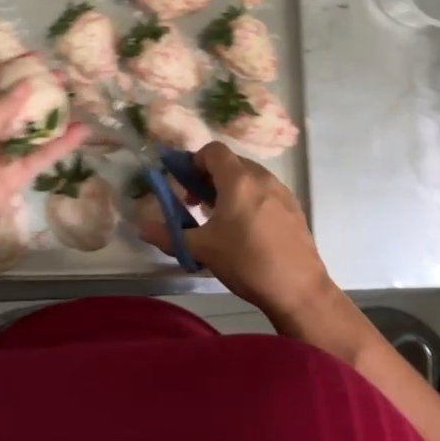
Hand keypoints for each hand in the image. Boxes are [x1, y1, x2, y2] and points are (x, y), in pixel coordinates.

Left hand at [0, 60, 87, 269]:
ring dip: (50, 115)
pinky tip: (81, 132)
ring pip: (28, 130)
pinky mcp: (13, 177)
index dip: (8, 71)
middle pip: (11, 106)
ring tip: (76, 97)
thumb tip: (23, 84)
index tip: (34, 58)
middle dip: (34, 90)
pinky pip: (38, 156)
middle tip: (62, 76)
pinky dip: (59, 145)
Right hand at [135, 142, 334, 319]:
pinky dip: (250, 200)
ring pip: (249, 177)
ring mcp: (282, 192)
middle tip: (197, 205)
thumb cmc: (246, 262)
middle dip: (210, 177)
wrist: (299, 290)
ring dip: (230, 189)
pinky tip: (246, 231)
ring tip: (220, 220)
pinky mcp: (294, 209)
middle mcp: (262, 178)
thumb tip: (140, 228)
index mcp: (238, 180)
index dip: (194, 162)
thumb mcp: (203, 250)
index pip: (213, 150)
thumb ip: (169, 235)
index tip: (185, 186)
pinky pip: (265, 192)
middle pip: (231, 163)